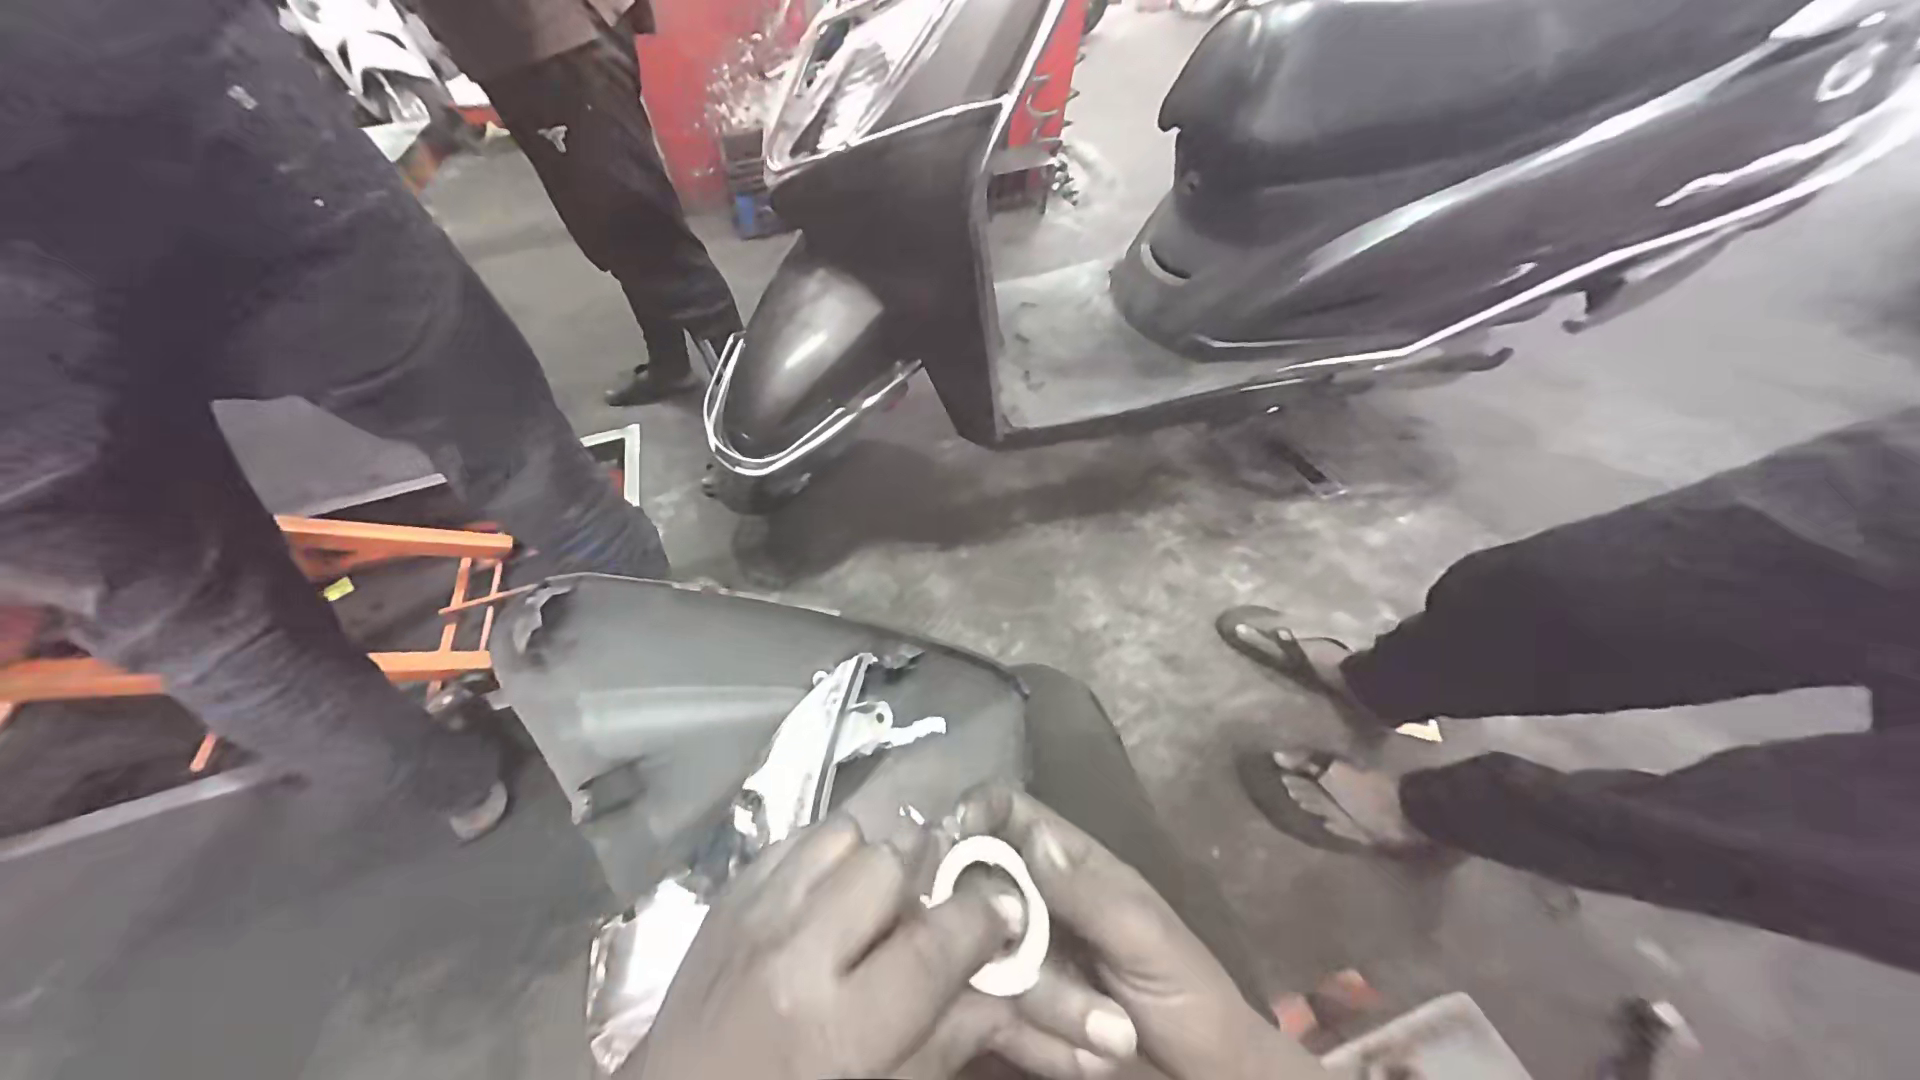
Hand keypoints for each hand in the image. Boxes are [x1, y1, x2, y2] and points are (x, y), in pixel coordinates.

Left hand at [630, 814, 1124, 1079]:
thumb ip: (946, 1039)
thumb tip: (1005, 978)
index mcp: (835, 1029)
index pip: (932, 946)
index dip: (981, 918)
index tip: (1004, 907)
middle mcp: (793, 954)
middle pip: (889, 863)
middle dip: (921, 875)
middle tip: (926, 899)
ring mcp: (755, 912)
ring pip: (845, 834)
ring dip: (869, 859)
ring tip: (868, 896)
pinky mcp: (730, 890)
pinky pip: (799, 838)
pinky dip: (824, 856)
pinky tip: (823, 893)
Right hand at [953, 786, 1329, 1079]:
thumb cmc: (1188, 993)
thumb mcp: (1145, 936)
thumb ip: (1087, 890)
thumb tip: (1032, 835)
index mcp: (1066, 862)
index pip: (1006, 813)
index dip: (977, 813)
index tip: (954, 838)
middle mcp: (1032, 899)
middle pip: (980, 884)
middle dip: (1000, 927)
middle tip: (1035, 963)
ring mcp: (1019, 955)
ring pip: (983, 954)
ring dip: (1043, 1001)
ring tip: (1110, 1034)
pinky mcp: (1011, 1009)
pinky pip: (990, 1012)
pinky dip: (1031, 1038)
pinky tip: (1083, 1059)